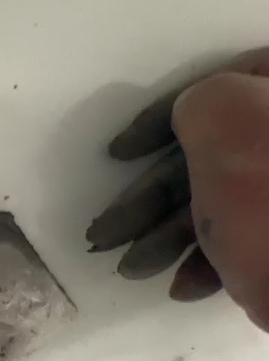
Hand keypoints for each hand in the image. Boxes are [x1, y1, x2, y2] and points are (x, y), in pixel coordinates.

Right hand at [89, 48, 268, 330]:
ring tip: (138, 269)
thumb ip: (209, 105)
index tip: (118, 157)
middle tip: (109, 234)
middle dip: (160, 194)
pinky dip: (222, 254)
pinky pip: (267, 225)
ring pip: (245, 190)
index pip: (243, 76)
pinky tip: (193, 284)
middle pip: (236, 145)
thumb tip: (197, 108)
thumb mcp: (240, 141)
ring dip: (176, 232)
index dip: (169, 114)